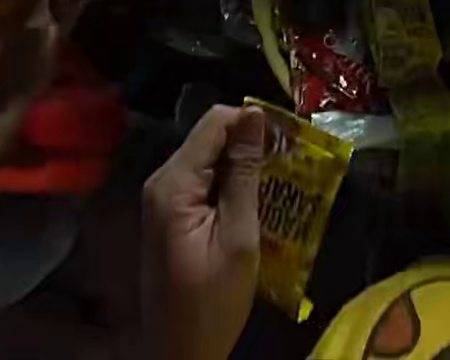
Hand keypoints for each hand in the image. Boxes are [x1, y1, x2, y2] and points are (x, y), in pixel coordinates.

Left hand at [142, 105, 265, 359]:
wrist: (179, 358)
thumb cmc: (212, 304)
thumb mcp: (239, 238)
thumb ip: (245, 173)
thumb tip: (254, 115)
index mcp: (174, 182)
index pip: (214, 123)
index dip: (250, 122)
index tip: (285, 139)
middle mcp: (162, 179)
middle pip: (210, 137)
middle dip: (248, 143)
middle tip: (287, 161)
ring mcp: (163, 195)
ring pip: (209, 156)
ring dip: (241, 164)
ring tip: (278, 178)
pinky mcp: (170, 211)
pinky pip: (203, 178)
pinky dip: (229, 182)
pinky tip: (254, 199)